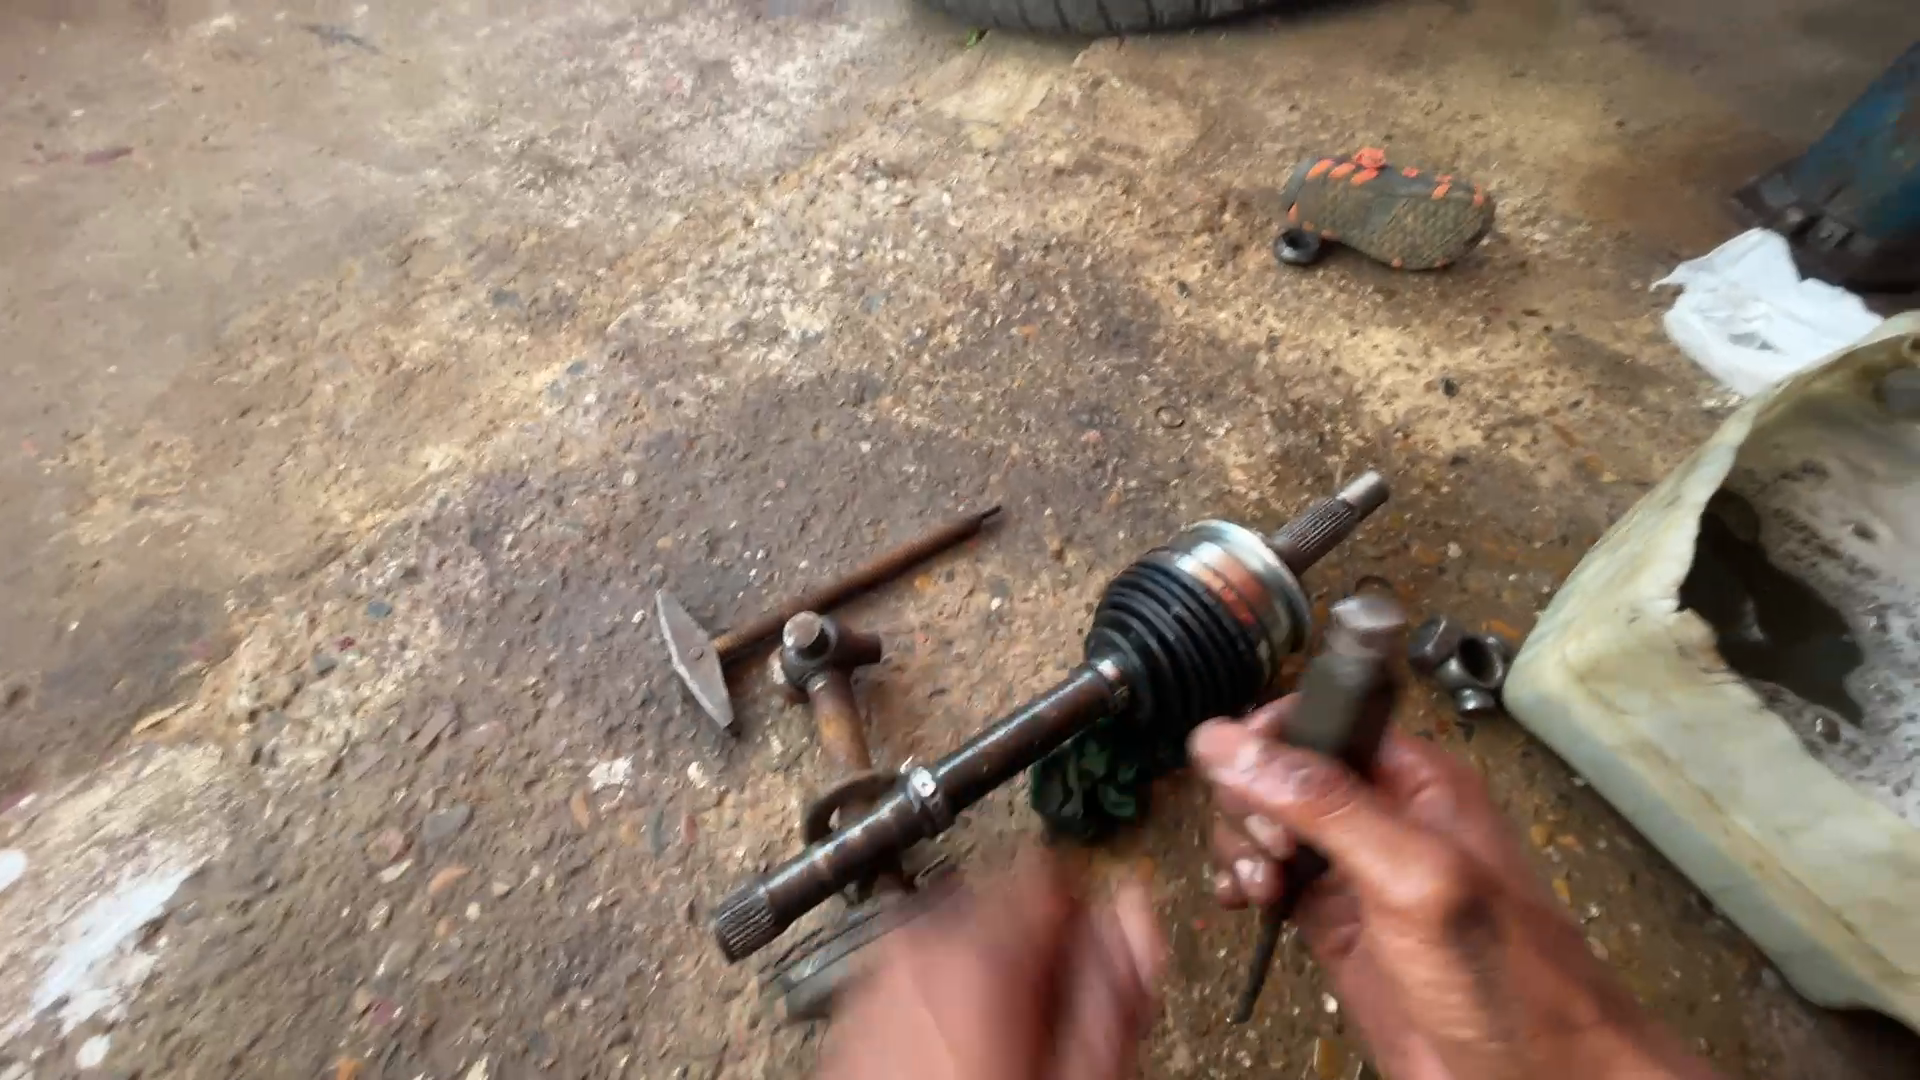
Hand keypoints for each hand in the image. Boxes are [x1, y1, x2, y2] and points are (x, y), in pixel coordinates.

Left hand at [818, 851, 1165, 1079]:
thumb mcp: (1074, 1070)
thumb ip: (1112, 984)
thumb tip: (1135, 908)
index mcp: (977, 942)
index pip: (1051, 869)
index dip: (1083, 913)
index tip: (1091, 962)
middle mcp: (924, 931)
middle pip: (1007, 897)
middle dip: (1040, 941)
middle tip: (1052, 1014)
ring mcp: (885, 959)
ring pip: (966, 925)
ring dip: (995, 961)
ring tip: (1006, 1032)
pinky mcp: (863, 988)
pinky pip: (924, 955)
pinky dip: (950, 980)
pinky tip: (961, 1039)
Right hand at [1191, 698, 1717, 1079]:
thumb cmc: (1506, 982)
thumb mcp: (1411, 876)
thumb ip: (1319, 802)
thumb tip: (1223, 741)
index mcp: (1410, 775)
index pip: (1316, 718)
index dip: (1268, 738)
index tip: (1244, 778)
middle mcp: (1374, 808)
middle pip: (1274, 767)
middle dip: (1253, 802)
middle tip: (1275, 850)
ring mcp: (1346, 861)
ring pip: (1260, 817)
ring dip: (1240, 844)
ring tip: (1263, 886)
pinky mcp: (1325, 910)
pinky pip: (1261, 869)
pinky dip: (1239, 878)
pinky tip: (1242, 901)